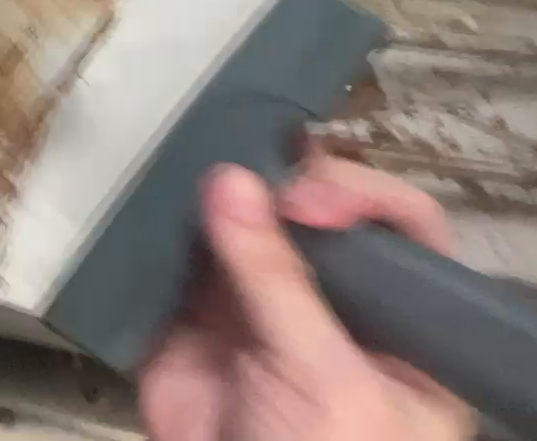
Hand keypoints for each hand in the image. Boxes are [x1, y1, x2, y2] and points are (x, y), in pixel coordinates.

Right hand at [140, 157, 473, 440]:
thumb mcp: (324, 376)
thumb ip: (277, 279)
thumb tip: (229, 177)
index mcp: (391, 317)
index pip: (397, 229)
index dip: (356, 197)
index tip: (298, 201)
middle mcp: (321, 293)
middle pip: (306, 210)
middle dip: (272, 177)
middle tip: (227, 161)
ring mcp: (246, 296)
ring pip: (231, 219)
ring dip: (203, 187)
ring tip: (176, 160)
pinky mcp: (181, 302)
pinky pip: (169, 247)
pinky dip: (152, 217)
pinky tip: (139, 191)